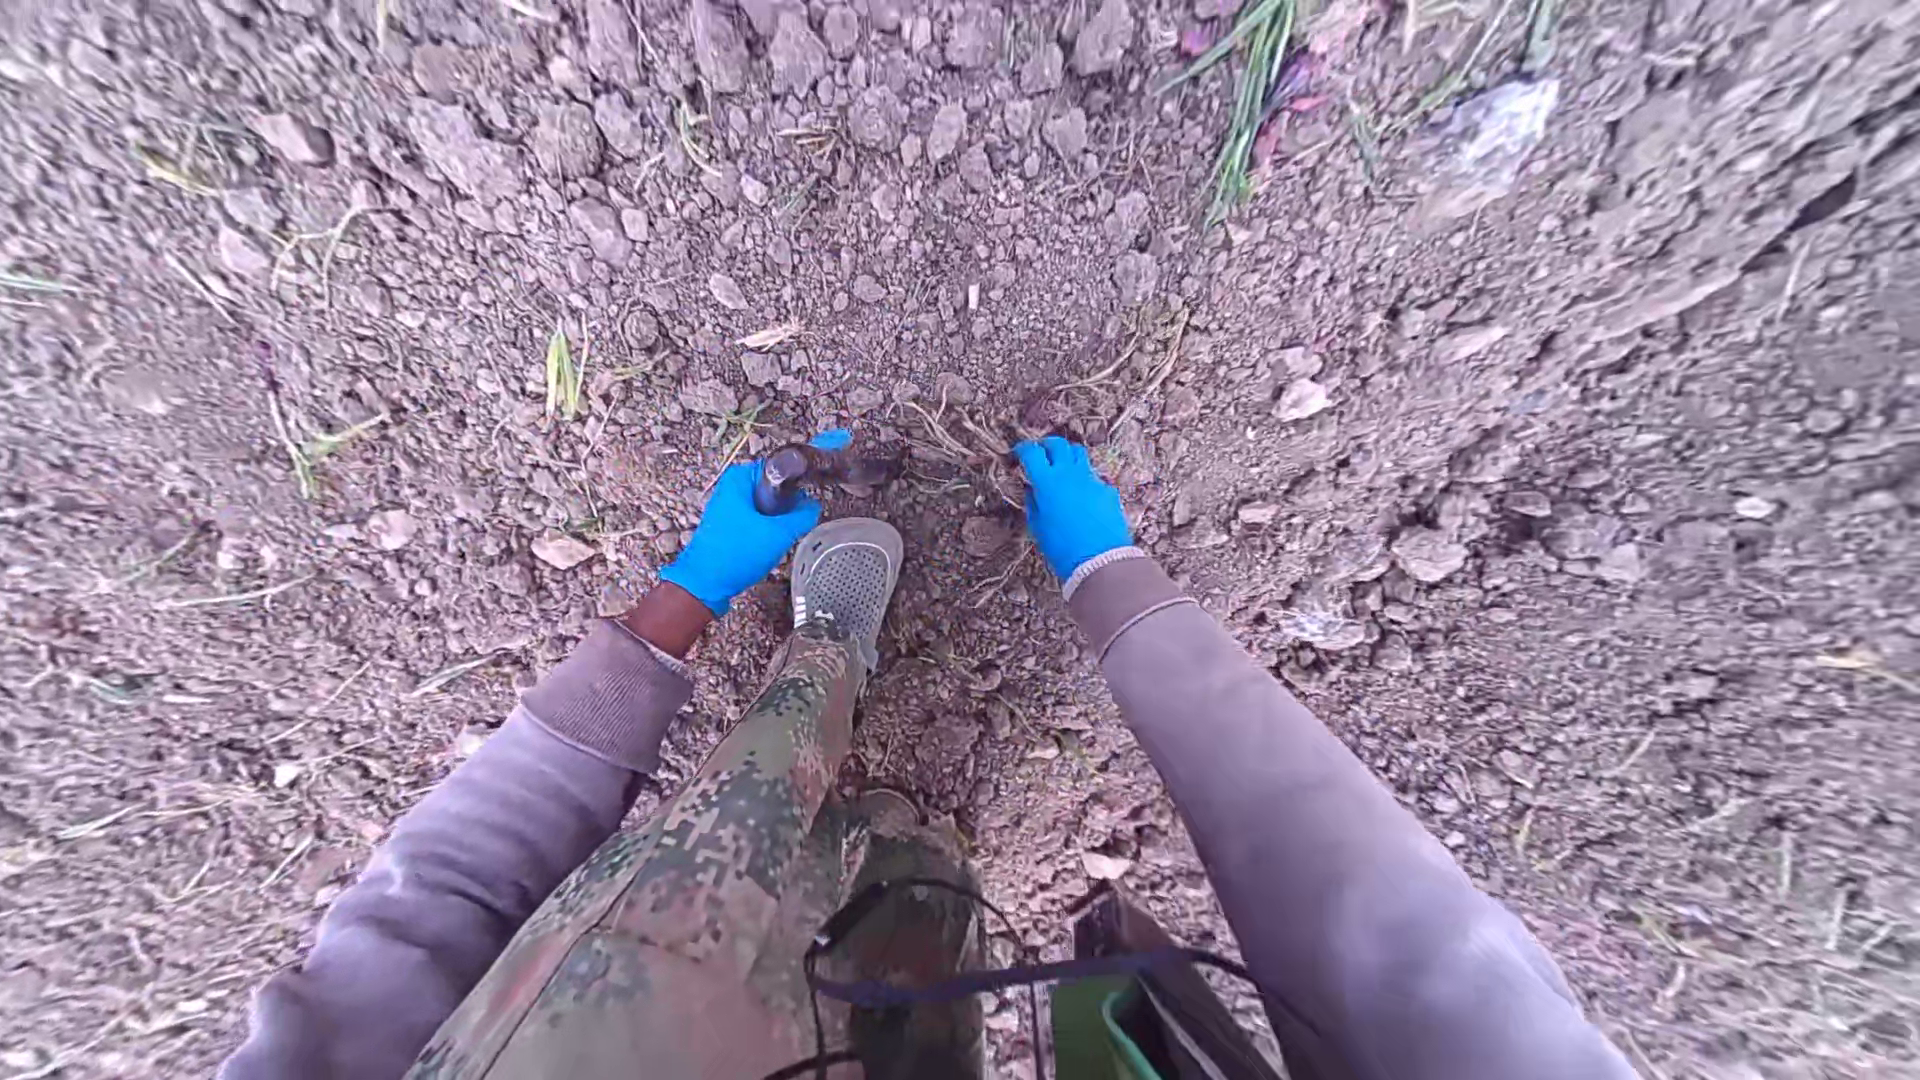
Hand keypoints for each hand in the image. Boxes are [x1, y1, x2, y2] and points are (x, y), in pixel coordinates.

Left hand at [660, 429, 850, 614]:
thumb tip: (812, 505)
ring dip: (789, 506)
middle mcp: (736, 484)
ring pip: (774, 496)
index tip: (839, 442)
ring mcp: (733, 502)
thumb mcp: (778, 533)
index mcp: (742, 477)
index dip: (813, 455)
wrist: (704, 584)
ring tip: (808, 514)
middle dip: (801, 486)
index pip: (785, 458)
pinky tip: (791, 527)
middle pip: (781, 477)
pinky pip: (764, 510)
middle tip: (829, 486)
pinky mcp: (735, 519)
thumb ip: (802, 514)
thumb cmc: (736, 554)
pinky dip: (779, 516)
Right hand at [1013, 435, 1131, 580]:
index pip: (1031, 452)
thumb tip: (1032, 489)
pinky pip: (1093, 476)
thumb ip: (1033, 503)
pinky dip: (1083, 480)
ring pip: (1078, 453)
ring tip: (1061, 467)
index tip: (1018, 454)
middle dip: (1046, 445)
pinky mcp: (1107, 490)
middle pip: (1058, 444)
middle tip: (1040, 453)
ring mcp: (1091, 480)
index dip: (1022, 450)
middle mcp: (1070, 474)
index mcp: (1048, 482)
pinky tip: (1081, 496)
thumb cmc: (1064, 548)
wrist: (1100, 560)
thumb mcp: (1038, 527)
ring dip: (1067, 455)